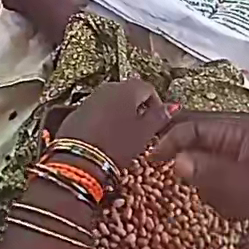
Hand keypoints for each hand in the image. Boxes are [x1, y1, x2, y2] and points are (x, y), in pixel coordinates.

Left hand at [55, 79, 172, 171]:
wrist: (78, 160)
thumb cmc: (117, 145)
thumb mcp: (144, 133)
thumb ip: (160, 116)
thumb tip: (173, 106)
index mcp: (127, 89)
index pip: (148, 88)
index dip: (157, 105)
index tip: (158, 122)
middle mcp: (107, 88)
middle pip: (129, 93)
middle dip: (138, 109)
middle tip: (143, 130)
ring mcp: (89, 99)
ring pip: (112, 102)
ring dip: (121, 114)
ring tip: (125, 136)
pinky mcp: (76, 113)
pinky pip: (97, 111)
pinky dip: (105, 120)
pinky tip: (106, 138)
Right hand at [149, 119, 248, 248]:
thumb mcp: (243, 185)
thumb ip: (207, 172)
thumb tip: (175, 161)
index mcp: (244, 133)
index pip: (199, 127)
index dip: (173, 141)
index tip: (152, 163)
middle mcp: (247, 145)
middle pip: (204, 151)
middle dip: (201, 175)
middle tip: (209, 195)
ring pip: (215, 175)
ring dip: (216, 193)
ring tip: (234, 207)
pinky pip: (230, 191)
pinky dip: (230, 203)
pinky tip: (244, 215)